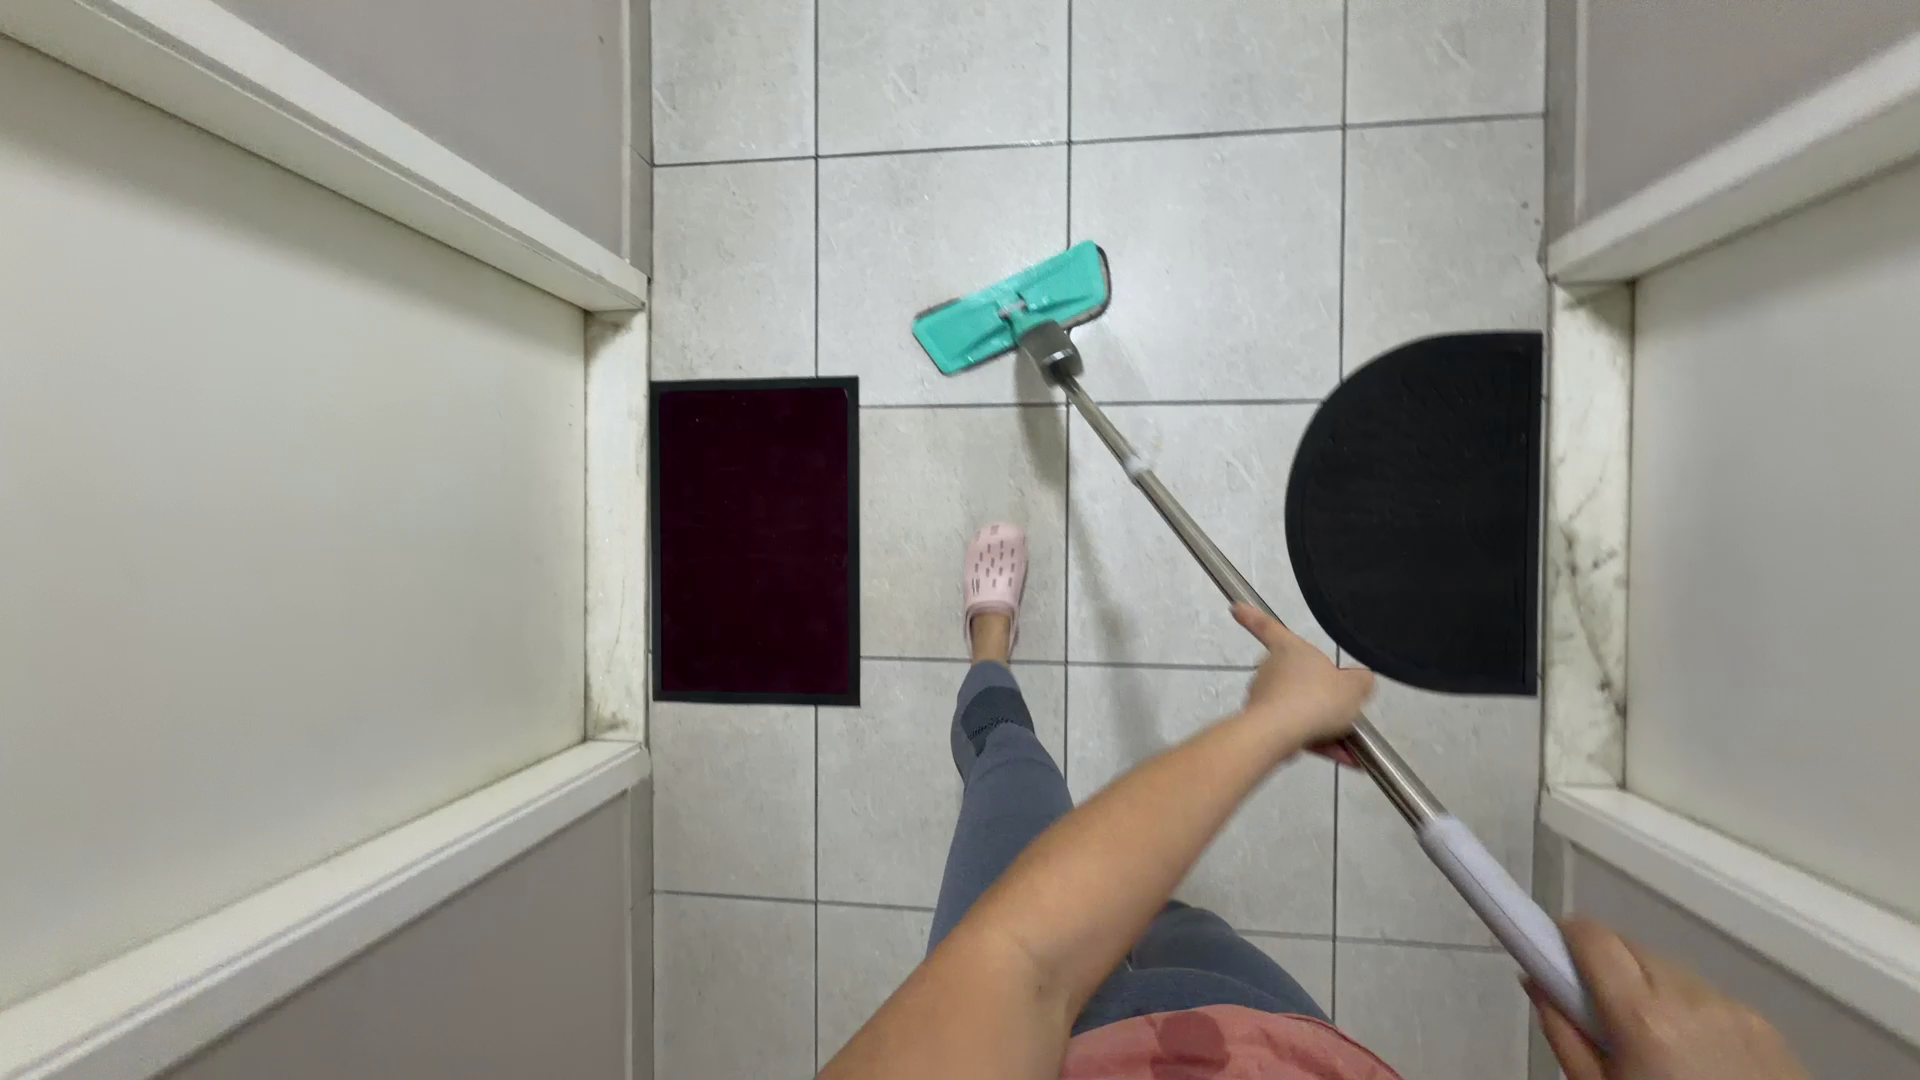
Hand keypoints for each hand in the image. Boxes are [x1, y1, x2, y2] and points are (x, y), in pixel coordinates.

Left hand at [1230, 604, 1372, 755]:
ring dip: (1324, 727)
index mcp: (1288, 650)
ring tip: (1348, 745)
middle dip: (1320, 698)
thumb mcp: (1354, 687)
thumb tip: (1358, 681)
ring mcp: (1263, 697)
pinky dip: (1318, 743)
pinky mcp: (1261, 723)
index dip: (1253, 617)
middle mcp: (1270, 669)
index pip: (1269, 627)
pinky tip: (1344, 759)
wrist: (1280, 732)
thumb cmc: (1316, 698)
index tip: (1234, 607)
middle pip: (1298, 680)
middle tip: (1343, 714)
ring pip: (1299, 710)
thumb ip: (1359, 681)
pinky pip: (1295, 731)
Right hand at [1531, 918, 1810, 1079]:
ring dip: (1649, 987)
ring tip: (1655, 1039)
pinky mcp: (1766, 1026)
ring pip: (1667, 969)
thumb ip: (1561, 1031)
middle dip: (1607, 967)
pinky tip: (1695, 1052)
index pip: (1590, 934)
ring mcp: (1734, 1010)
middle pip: (1627, 947)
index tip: (1552, 954)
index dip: (1563, 937)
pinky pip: (1707, 995)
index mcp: (1641, 1014)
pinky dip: (1689, 1009)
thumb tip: (1536, 981)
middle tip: (1601, 1009)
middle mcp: (1688, 998)